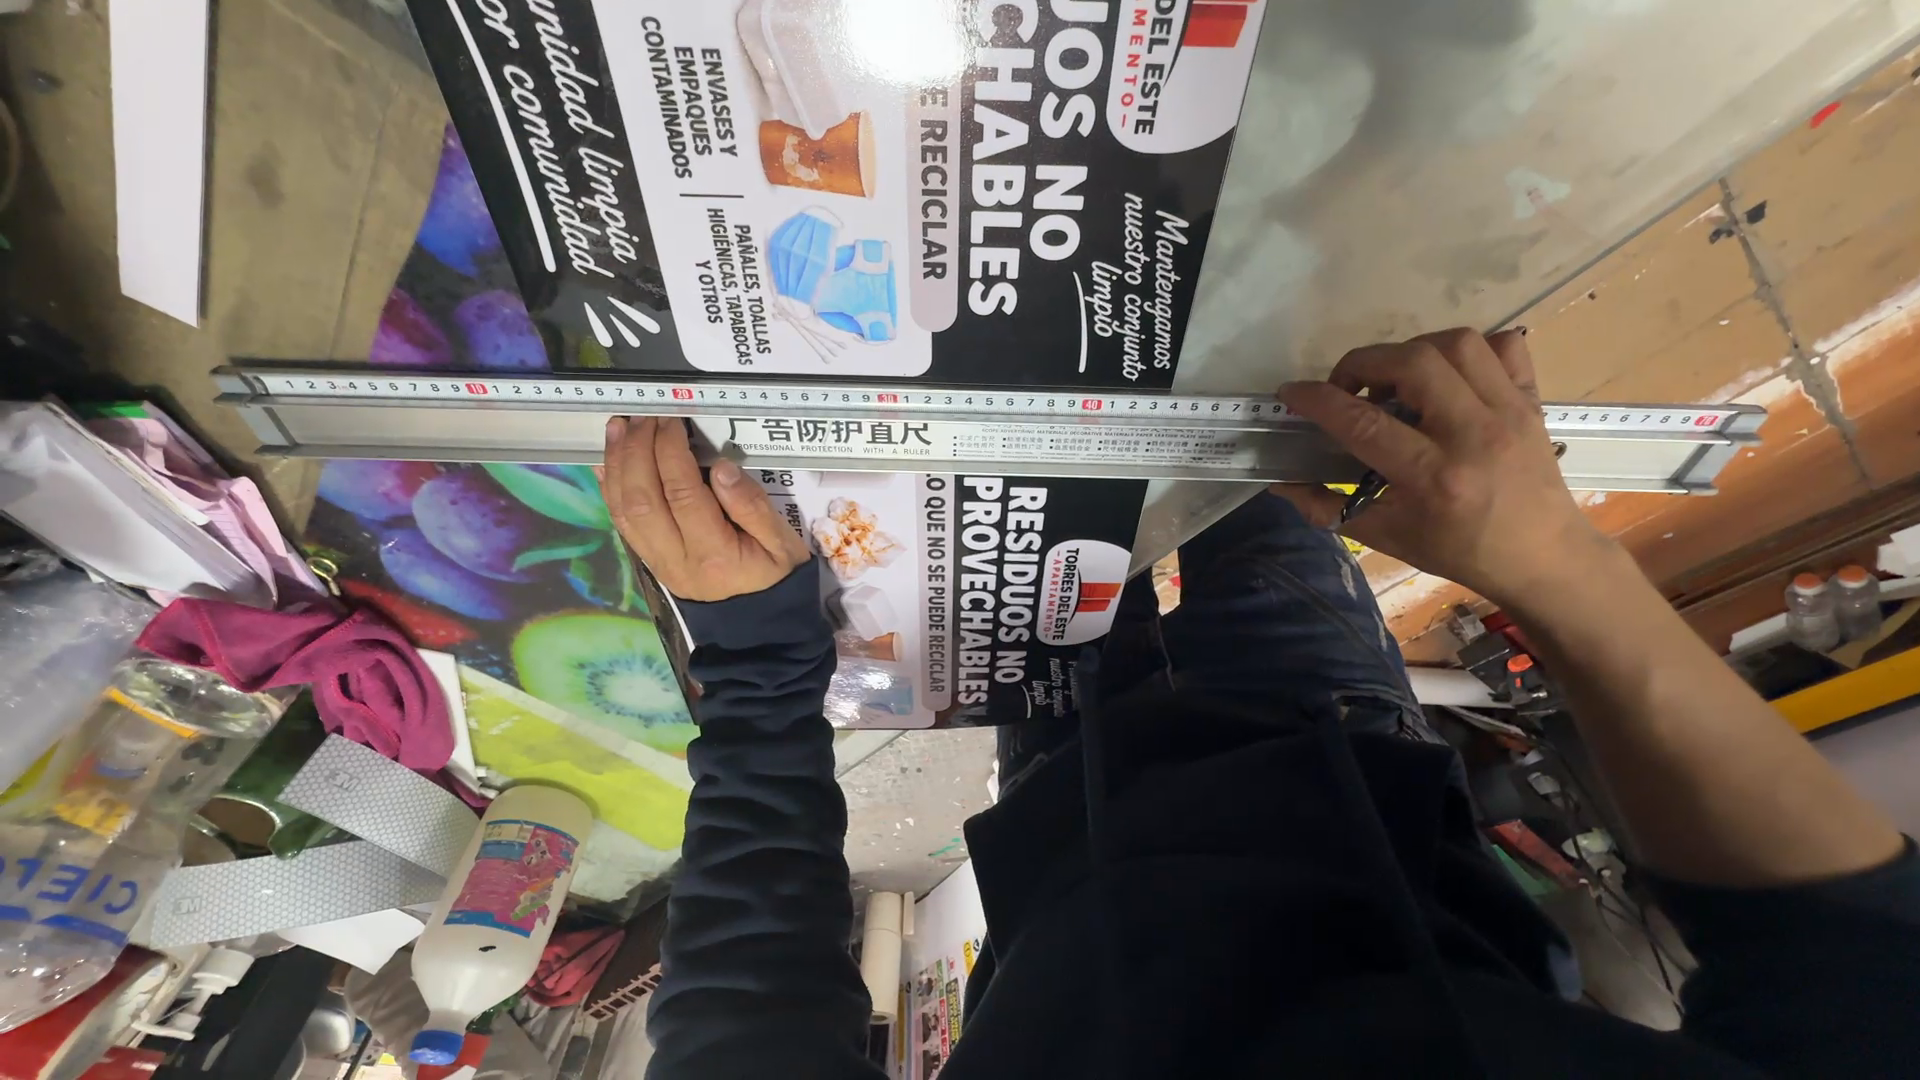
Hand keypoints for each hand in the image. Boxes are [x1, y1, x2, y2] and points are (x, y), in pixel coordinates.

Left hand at [598, 416, 812, 601]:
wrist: (757, 625)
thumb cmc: (775, 578)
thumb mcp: (783, 544)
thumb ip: (753, 505)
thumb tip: (721, 467)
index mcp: (714, 552)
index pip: (683, 493)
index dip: (670, 451)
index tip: (672, 421)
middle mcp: (677, 558)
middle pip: (643, 498)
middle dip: (638, 450)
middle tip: (644, 417)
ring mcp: (659, 561)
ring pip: (624, 509)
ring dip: (617, 464)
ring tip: (619, 428)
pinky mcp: (651, 561)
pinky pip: (622, 523)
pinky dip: (610, 488)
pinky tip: (608, 462)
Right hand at [1272, 328, 1613, 605]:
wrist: (1542, 557)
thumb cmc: (1456, 550)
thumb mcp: (1382, 536)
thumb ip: (1324, 507)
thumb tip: (1280, 483)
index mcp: (1432, 476)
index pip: (1363, 421)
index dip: (1318, 400)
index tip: (1291, 394)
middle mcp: (1473, 433)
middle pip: (1412, 363)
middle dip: (1363, 363)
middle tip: (1347, 388)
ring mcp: (1509, 411)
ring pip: (1456, 344)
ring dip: (1410, 352)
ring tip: (1393, 380)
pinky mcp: (1532, 400)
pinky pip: (1504, 347)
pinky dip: (1467, 352)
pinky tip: (1445, 377)